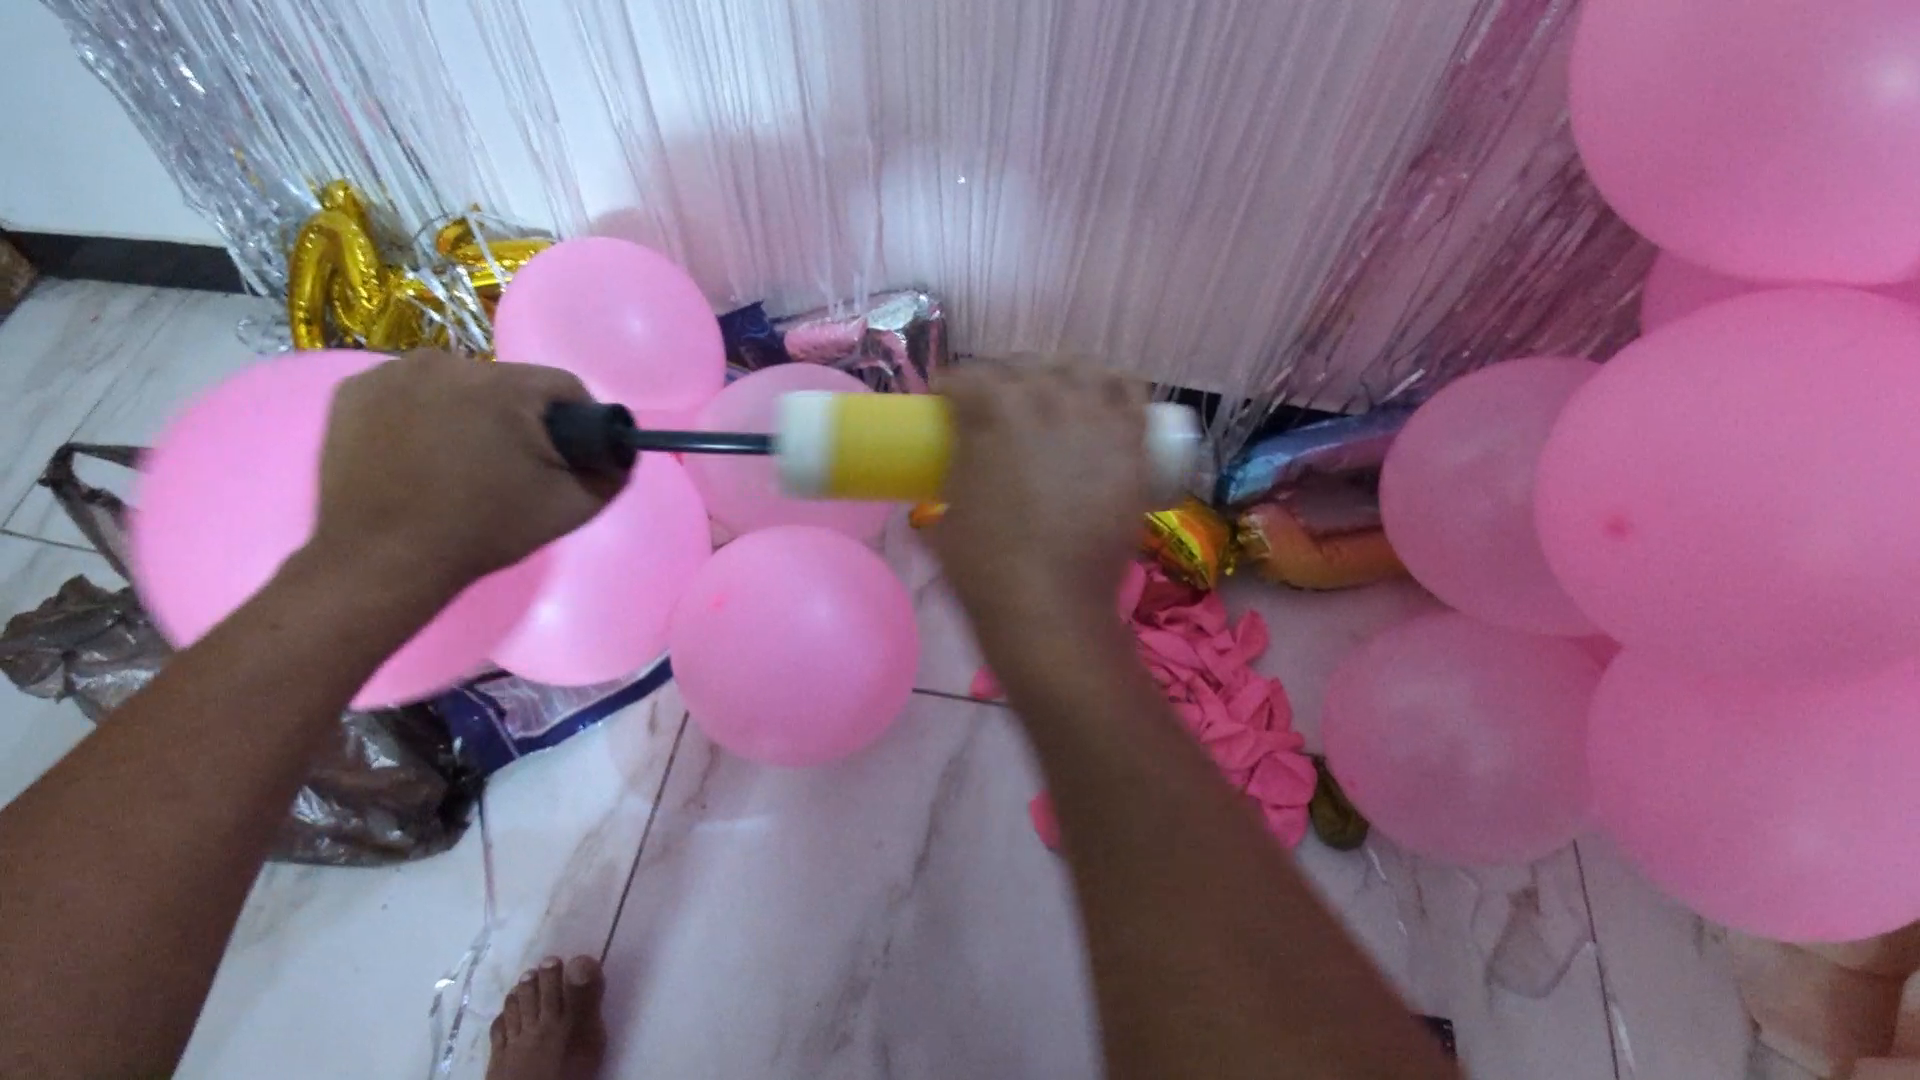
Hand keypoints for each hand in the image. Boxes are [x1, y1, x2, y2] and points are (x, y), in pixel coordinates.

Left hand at [307, 352, 618, 596]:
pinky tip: (419, 455)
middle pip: (508, 385)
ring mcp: (391, 374)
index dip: (575, 421)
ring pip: (457, 385)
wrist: (383, 560)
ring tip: (461, 462)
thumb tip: (620, 454)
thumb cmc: (484, 530)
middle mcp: (447, 363)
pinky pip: (409, 393)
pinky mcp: (352, 391)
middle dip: (518, 419)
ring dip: (469, 413)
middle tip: (511, 468)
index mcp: (505, 386)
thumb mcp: (571, 508)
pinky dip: (420, 415)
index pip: (563, 387)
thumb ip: (611, 473)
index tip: (566, 455)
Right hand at [928, 362, 1149, 640]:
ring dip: (1058, 374)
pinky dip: (1113, 388)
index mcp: (992, 408)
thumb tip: (945, 473)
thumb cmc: (986, 563)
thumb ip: (948, 477)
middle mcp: (1047, 396)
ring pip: (1079, 367)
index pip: (965, 376)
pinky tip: (1101, 402)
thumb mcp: (946, 511)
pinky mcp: (1131, 441)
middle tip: (996, 407)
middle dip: (1001, 378)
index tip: (946, 404)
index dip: (950, 388)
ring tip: (1052, 398)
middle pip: (1021, 365)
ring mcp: (1095, 415)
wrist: (1049, 601)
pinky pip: (1129, 391)